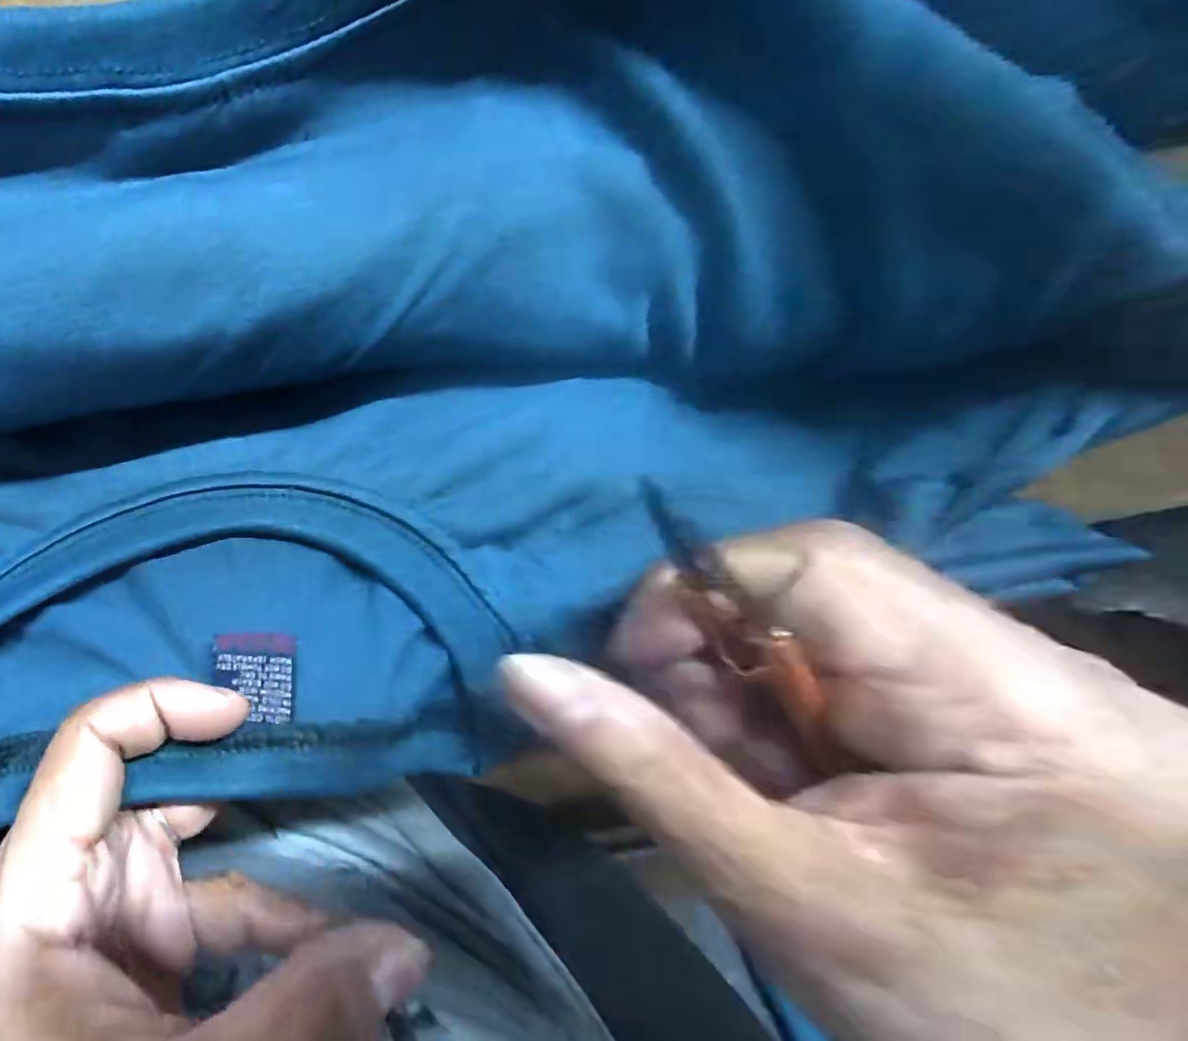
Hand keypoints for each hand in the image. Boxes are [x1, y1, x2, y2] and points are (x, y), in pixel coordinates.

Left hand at [0, 678, 431, 1038]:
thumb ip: (305, 1008)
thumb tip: (406, 950)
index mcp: (35, 892)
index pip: (88, 748)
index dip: (160, 707)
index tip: (239, 712)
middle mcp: (62, 883)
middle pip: (141, 783)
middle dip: (224, 768)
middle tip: (294, 747)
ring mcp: (104, 913)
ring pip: (187, 843)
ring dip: (265, 852)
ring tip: (332, 831)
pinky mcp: (140, 948)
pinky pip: (211, 905)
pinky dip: (272, 919)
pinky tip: (335, 947)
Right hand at [503, 522, 1187, 1040]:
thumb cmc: (977, 1023)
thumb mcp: (784, 894)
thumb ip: (644, 767)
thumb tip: (519, 671)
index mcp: (1015, 701)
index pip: (815, 560)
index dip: (695, 592)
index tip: (637, 669)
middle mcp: (1035, 669)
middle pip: (810, 594)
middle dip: (712, 660)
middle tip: (692, 748)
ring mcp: (1025, 692)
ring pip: (818, 633)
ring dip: (742, 697)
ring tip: (749, 782)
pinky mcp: (1001, 719)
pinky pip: (848, 674)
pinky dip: (782, 719)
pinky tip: (787, 780)